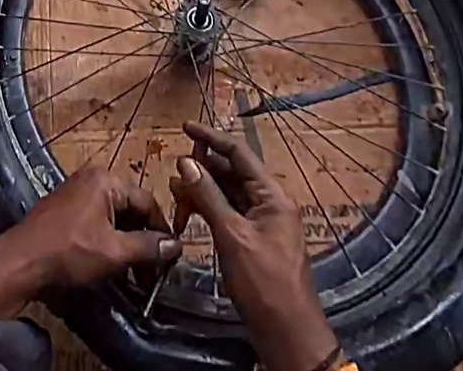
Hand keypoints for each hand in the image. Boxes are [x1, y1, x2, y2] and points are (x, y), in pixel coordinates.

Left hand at [0, 167, 182, 292]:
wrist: (24, 259)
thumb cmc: (70, 250)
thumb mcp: (114, 251)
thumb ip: (148, 246)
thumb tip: (175, 245)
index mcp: (105, 180)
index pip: (147, 201)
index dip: (162, 231)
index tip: (172, 259)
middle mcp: (92, 179)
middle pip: (131, 208)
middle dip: (145, 241)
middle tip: (155, 274)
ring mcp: (77, 192)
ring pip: (116, 216)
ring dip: (129, 244)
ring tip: (138, 277)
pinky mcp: (68, 207)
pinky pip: (99, 220)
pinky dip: (112, 240)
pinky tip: (116, 265)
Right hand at [169, 122, 339, 370]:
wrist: (288, 336)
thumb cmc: (264, 283)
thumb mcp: (232, 235)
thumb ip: (207, 195)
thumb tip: (185, 161)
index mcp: (272, 197)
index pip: (238, 153)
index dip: (210, 138)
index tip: (184, 126)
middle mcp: (269, 203)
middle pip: (231, 171)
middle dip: (201, 167)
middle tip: (174, 168)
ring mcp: (261, 221)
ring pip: (225, 191)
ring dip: (200, 188)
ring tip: (175, 191)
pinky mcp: (252, 238)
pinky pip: (226, 210)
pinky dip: (206, 207)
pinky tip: (187, 210)